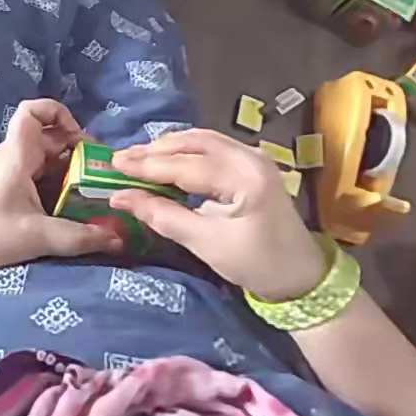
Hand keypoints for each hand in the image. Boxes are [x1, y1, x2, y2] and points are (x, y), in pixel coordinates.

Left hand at [0, 99, 123, 276]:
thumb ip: (80, 237)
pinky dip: (61, 181)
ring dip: (72, 167)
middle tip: (100, 171)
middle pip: (51, 135)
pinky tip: (75, 202)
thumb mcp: (37, 236)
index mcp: (17, 154)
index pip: (32, 110)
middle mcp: (16, 155)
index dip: (58, 113)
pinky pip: (43, 173)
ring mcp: (13, 170)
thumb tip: (118, 239)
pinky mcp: (13, 186)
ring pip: (49, 155)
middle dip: (78, 148)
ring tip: (94, 188)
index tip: (80, 139)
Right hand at [109, 129, 327, 301]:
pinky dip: (185, 151)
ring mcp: (254, 157)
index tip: (113, 164)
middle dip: (155, 150)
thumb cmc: (256, 263)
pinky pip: (212, 147)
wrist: (302, 276)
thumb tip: (120, 197)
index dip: (147, 164)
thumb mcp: (206, 243)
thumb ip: (162, 216)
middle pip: (194, 142)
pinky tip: (166, 160)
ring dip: (169, 147)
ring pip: (202, 140)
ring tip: (138, 158)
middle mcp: (250, 157)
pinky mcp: (252, 164)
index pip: (186, 164)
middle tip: (121, 159)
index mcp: (244, 177)